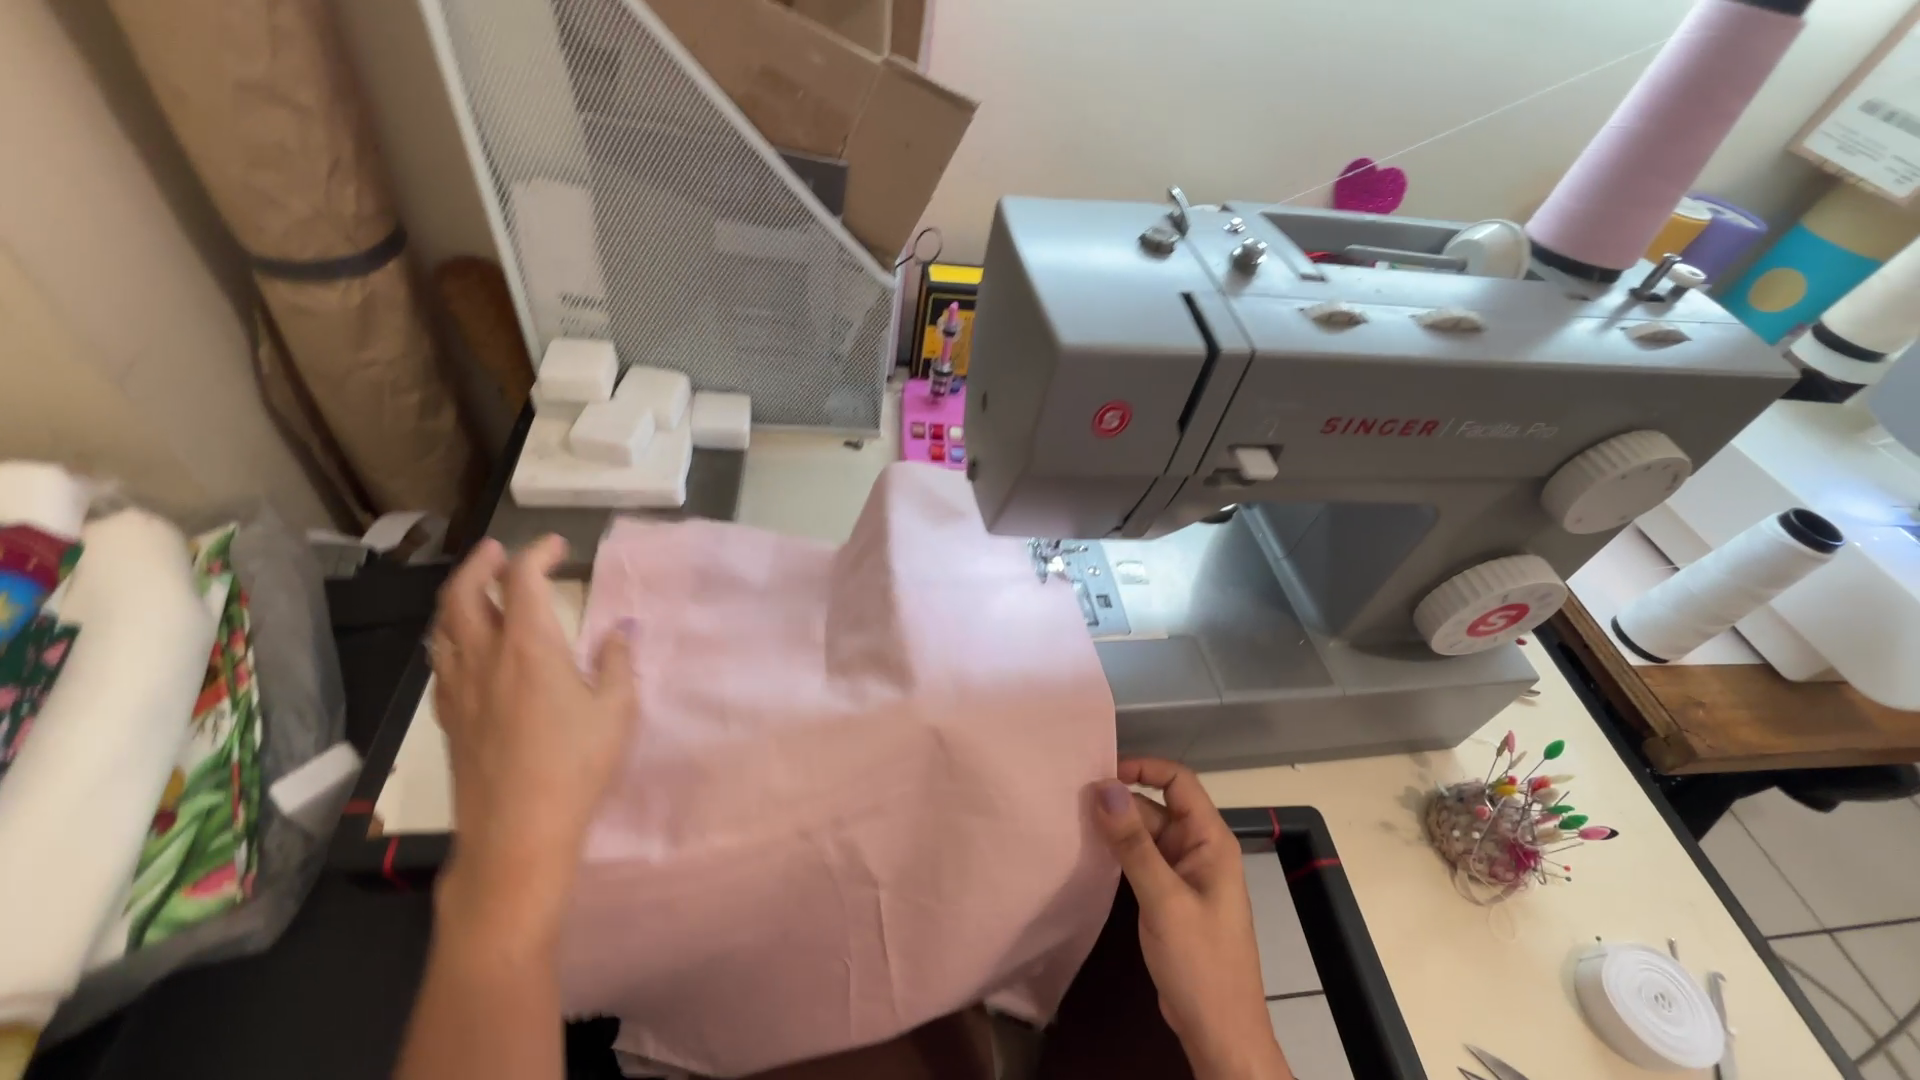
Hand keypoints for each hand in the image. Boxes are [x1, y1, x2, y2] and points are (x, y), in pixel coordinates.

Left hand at [429, 535, 635, 944]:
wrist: (516, 830)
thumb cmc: (576, 763)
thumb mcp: (615, 710)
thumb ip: (616, 662)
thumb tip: (619, 630)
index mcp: (529, 645)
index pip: (523, 580)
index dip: (538, 554)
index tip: (557, 545)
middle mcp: (484, 655)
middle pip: (464, 593)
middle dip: (481, 564)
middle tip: (499, 553)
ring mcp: (458, 687)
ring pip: (443, 625)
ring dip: (458, 597)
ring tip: (477, 590)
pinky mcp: (448, 717)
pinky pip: (440, 660)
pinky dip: (451, 636)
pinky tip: (465, 649)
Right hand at [1091, 759, 1291, 1079]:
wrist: (1219, 1031)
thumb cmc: (1201, 962)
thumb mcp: (1163, 899)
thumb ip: (1133, 844)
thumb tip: (1104, 787)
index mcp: (1210, 841)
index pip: (1179, 781)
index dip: (1143, 768)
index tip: (1100, 772)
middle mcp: (1198, 850)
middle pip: (1157, 806)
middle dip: (1119, 801)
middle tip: (1071, 800)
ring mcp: (1184, 875)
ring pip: (1146, 835)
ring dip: (1116, 828)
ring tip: (1071, 821)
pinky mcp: (1169, 897)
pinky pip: (1142, 861)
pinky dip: (1118, 854)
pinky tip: (1088, 855)